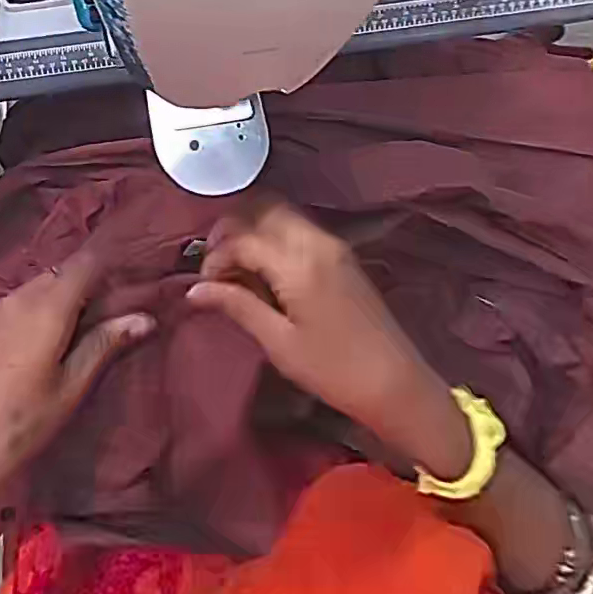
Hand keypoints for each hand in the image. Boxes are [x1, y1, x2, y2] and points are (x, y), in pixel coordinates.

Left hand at [0, 247, 153, 593]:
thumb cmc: (20, 425)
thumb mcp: (72, 387)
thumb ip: (105, 343)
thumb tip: (144, 317)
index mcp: (45, 306)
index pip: (85, 263)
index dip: (109, 266)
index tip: (128, 282)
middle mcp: (16, 297)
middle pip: (60, 273)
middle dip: (86, 286)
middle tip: (108, 316)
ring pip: (35, 289)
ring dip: (59, 300)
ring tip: (75, 334)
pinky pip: (14, 306)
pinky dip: (34, 313)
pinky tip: (37, 347)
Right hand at [188, 201, 471, 480]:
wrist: (398, 384)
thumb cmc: (334, 371)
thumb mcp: (279, 343)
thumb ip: (237, 306)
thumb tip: (194, 291)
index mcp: (299, 263)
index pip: (242, 240)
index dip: (215, 258)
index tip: (204, 285)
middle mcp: (316, 241)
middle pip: (262, 209)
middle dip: (231, 229)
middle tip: (215, 264)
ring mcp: (332, 244)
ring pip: (280, 214)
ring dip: (252, 229)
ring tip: (235, 266)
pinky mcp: (341, 254)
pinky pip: (297, 227)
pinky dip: (272, 236)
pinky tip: (263, 268)